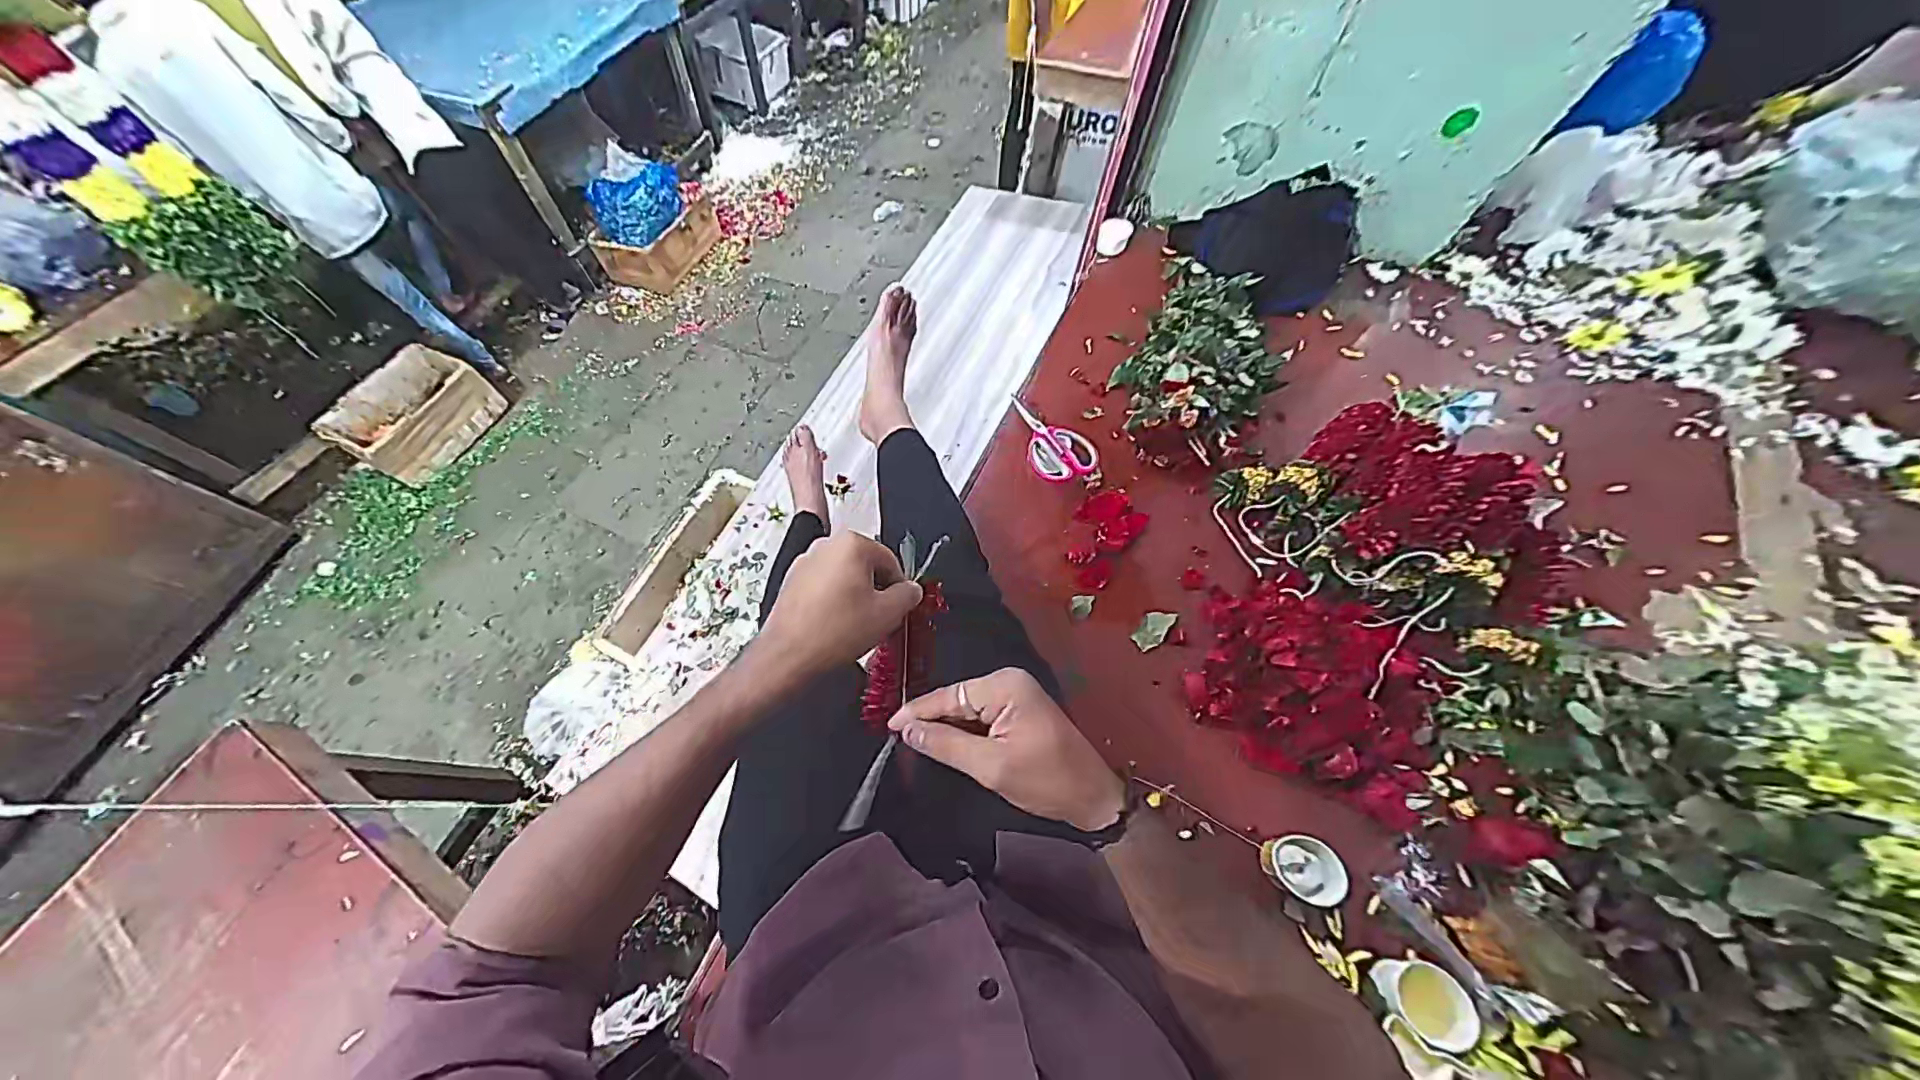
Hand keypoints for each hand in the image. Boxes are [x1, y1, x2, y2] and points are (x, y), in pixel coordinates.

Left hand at [754, 531, 922, 681]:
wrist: (788, 655)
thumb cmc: (833, 631)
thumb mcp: (888, 613)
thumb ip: (908, 595)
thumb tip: (911, 591)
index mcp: (852, 544)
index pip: (891, 561)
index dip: (899, 587)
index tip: (898, 605)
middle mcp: (827, 546)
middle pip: (867, 566)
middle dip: (876, 591)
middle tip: (878, 617)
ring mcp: (806, 562)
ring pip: (845, 577)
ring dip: (855, 597)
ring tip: (855, 625)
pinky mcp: (793, 581)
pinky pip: (825, 587)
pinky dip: (834, 602)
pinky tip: (836, 625)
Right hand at [889, 668, 1125, 831]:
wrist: (1093, 797)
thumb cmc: (1046, 781)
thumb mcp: (990, 767)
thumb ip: (946, 745)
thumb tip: (907, 731)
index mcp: (1005, 685)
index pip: (950, 695)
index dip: (917, 711)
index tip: (888, 726)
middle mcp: (1009, 681)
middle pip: (957, 699)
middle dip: (929, 719)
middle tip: (897, 737)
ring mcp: (1016, 694)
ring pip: (967, 709)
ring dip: (945, 727)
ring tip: (912, 741)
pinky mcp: (1019, 710)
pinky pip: (981, 716)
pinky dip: (963, 731)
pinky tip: (944, 744)